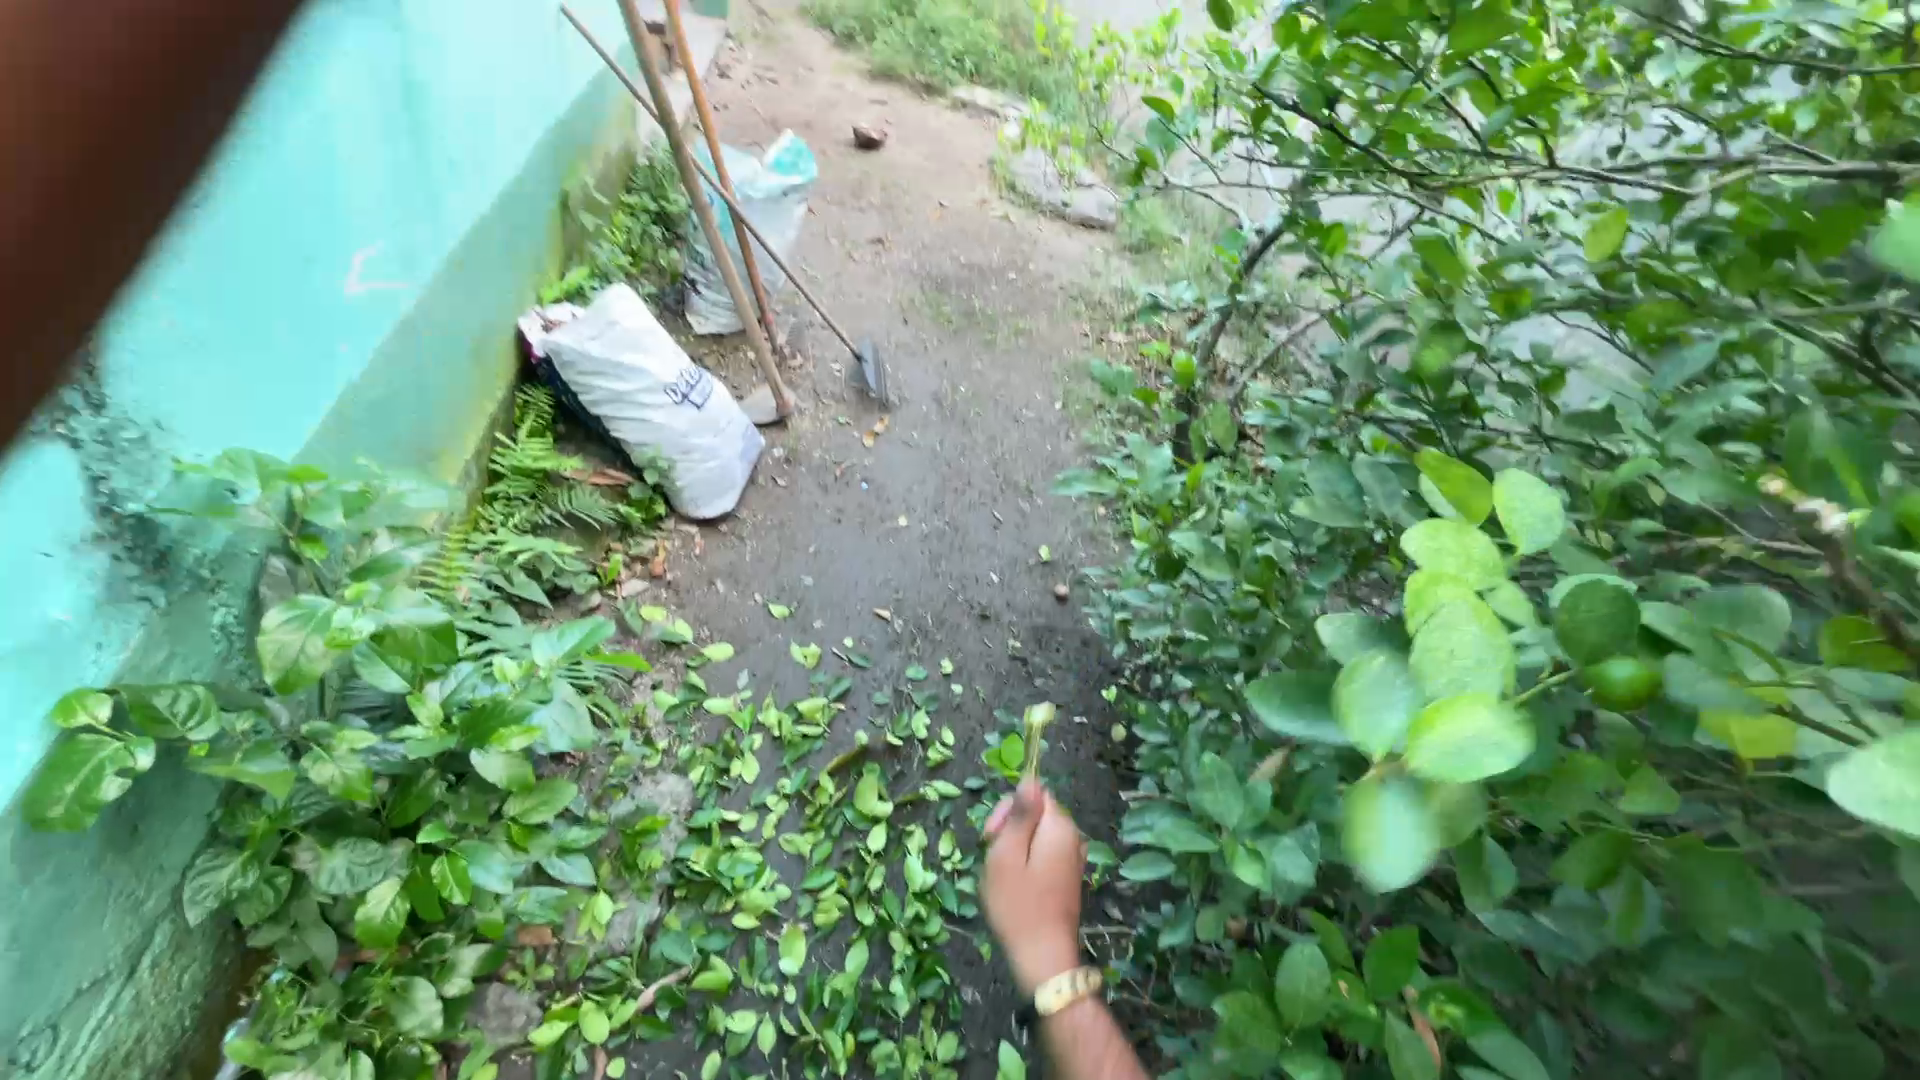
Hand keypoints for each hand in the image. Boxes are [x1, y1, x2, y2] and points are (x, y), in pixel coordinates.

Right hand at [981, 779, 1085, 994]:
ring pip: (1038, 836)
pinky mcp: (1069, 878)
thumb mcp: (1008, 853)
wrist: (1043, 958)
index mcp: (1060, 826)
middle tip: (993, 858)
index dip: (1009, 809)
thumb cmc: (1018, 905)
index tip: (992, 836)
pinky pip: (1044, 855)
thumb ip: (1021, 813)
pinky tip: (1016, 886)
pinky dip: (1028, 864)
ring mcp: (1074, 859)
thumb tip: (1031, 777)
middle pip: (1037, 813)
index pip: (1034, 793)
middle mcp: (1074, 837)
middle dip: (1011, 829)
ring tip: (1002, 875)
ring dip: (1016, 848)